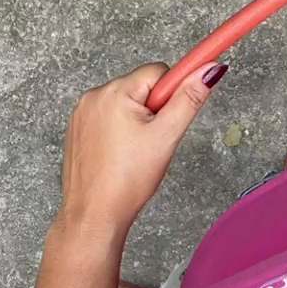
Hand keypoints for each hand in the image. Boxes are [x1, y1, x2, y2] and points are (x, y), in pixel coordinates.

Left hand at [56, 61, 224, 243]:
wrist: (94, 217)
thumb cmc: (126, 181)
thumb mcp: (167, 136)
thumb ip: (189, 99)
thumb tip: (209, 70)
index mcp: (115, 92)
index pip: (158, 72)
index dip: (172, 95)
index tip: (176, 113)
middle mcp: (94, 96)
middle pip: (141, 88)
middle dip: (154, 110)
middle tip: (153, 141)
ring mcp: (82, 113)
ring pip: (126, 104)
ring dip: (137, 121)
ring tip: (136, 152)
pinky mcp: (77, 130)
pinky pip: (108, 117)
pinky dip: (119, 131)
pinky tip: (121, 155)